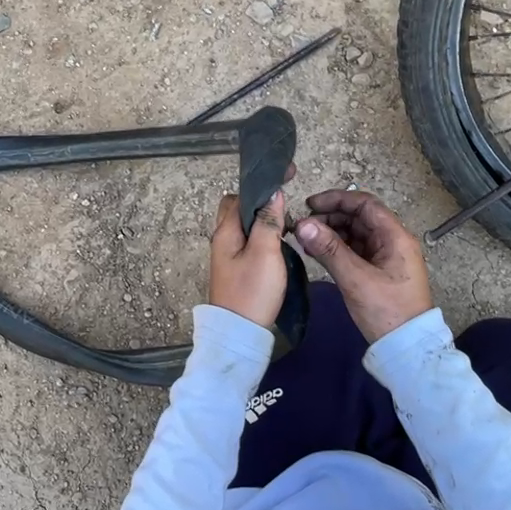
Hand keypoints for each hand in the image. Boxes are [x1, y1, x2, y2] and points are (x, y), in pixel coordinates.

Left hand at [208, 190, 288, 327]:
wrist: (240, 332)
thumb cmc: (252, 291)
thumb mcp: (265, 252)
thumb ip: (268, 221)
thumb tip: (273, 193)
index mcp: (225, 231)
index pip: (240, 195)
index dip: (262, 183)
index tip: (288, 176)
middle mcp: (222, 239)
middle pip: (238, 208)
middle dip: (260, 200)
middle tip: (286, 202)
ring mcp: (228, 255)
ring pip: (244, 226)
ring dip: (263, 219)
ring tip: (288, 221)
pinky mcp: (236, 268)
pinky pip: (248, 241)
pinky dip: (262, 235)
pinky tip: (279, 241)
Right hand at [294, 189, 434, 341]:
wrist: (406, 346)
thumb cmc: (386, 311)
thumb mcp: (355, 279)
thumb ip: (329, 250)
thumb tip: (303, 224)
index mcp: (395, 237)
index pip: (365, 204)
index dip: (336, 200)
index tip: (309, 204)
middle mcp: (392, 242)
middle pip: (359, 218)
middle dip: (330, 217)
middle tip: (303, 226)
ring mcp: (386, 257)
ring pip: (355, 234)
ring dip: (331, 233)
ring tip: (306, 240)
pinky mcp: (378, 271)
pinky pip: (355, 251)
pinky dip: (336, 249)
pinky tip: (317, 253)